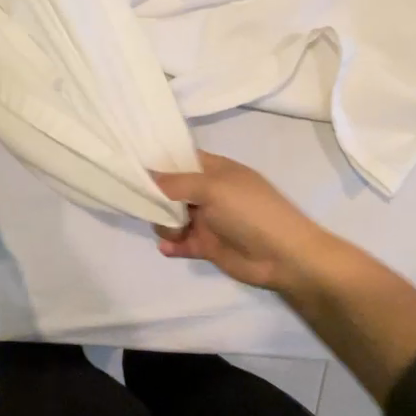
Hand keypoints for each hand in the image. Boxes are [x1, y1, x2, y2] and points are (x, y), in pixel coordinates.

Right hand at [150, 151, 328, 291]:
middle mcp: (208, 192)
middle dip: (156, 197)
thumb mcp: (212, 188)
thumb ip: (176, 183)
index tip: (131, 166)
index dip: (158, 161)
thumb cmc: (250, 212)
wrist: (284, 256)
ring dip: (165, 224)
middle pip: (170, 190)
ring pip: (171, 217)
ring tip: (174, 232)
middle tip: (147, 206)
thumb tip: (146, 177)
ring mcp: (207, 220)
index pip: (180, 159)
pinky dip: (171, 244)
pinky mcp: (207, 246)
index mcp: (214, 170)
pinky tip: (168, 247)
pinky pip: (180, 242)